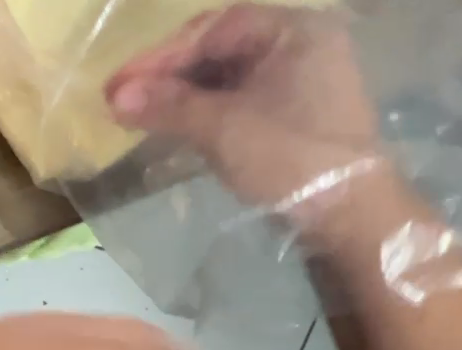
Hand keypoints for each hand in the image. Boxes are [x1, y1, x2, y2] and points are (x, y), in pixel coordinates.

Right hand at [105, 5, 383, 222]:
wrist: (344, 208)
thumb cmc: (288, 156)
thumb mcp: (223, 128)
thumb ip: (169, 106)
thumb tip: (116, 96)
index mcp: (293, 32)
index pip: (215, 29)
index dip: (161, 55)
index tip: (119, 85)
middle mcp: (299, 46)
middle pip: (220, 49)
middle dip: (167, 74)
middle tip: (121, 99)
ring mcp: (297, 81)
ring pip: (225, 77)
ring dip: (179, 95)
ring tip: (137, 115)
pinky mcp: (290, 114)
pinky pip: (236, 100)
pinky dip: (200, 111)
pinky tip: (172, 126)